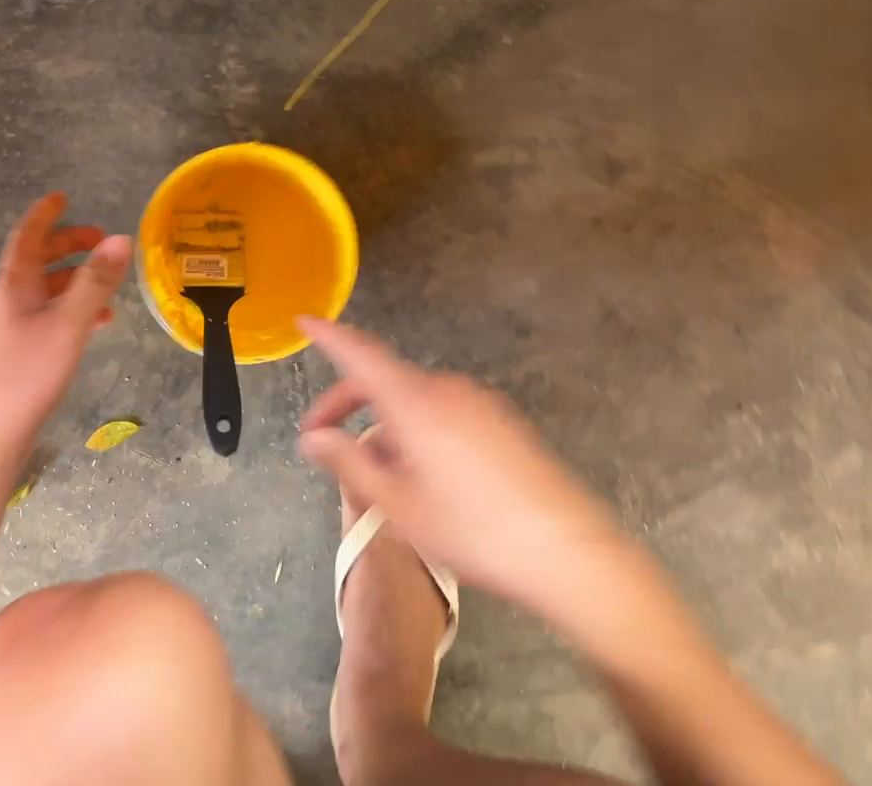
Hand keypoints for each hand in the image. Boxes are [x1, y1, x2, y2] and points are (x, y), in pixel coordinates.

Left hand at [0, 193, 130, 457]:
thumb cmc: (25, 375)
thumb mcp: (67, 325)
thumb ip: (95, 282)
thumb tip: (121, 238)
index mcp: (13, 286)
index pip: (26, 237)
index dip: (44, 215)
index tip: (62, 197)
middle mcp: (10, 302)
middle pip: (37, 261)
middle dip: (67, 245)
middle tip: (100, 238)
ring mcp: (14, 329)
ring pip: (47, 291)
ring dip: (76, 280)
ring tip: (109, 282)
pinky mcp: (22, 355)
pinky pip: (52, 319)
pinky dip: (76, 311)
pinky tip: (99, 322)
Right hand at [296, 317, 622, 607]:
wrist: (567, 550)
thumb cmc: (472, 529)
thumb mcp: (398, 504)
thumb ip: (349, 462)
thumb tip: (313, 438)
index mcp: (416, 402)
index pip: (361, 354)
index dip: (329, 336)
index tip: (304, 320)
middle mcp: (447, 390)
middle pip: (385, 381)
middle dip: (347, 403)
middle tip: (322, 441)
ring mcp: (479, 404)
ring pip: (414, 402)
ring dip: (384, 425)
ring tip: (376, 476)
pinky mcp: (500, 422)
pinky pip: (443, 414)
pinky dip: (416, 430)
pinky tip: (420, 477)